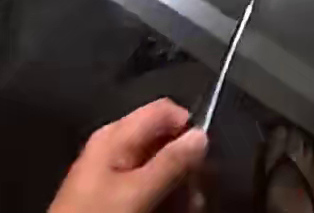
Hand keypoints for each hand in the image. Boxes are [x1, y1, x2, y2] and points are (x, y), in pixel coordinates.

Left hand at [48, 99, 208, 212]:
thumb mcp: (135, 195)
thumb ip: (170, 163)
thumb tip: (202, 134)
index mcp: (115, 135)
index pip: (164, 110)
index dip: (188, 128)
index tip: (205, 160)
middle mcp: (114, 147)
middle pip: (162, 140)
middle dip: (184, 166)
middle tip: (198, 196)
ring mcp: (110, 175)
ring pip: (156, 168)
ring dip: (176, 187)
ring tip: (189, 208)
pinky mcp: (109, 199)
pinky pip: (144, 188)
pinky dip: (161, 198)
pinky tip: (171, 211)